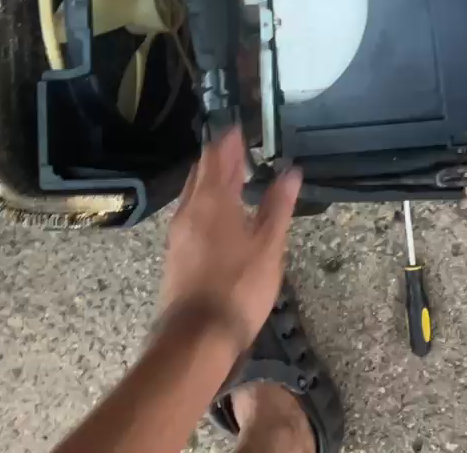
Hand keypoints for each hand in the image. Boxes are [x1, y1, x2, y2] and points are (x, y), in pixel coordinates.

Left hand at [156, 130, 301, 351]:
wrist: (196, 339)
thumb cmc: (239, 286)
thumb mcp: (269, 245)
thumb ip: (278, 205)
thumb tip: (291, 171)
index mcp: (213, 200)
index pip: (218, 156)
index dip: (229, 140)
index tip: (240, 127)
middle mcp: (189, 209)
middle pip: (201, 171)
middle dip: (218, 157)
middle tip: (238, 148)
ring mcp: (178, 233)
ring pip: (192, 193)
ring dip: (210, 179)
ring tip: (231, 177)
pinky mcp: (175, 253)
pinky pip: (189, 212)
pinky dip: (204, 201)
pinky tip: (219, 214)